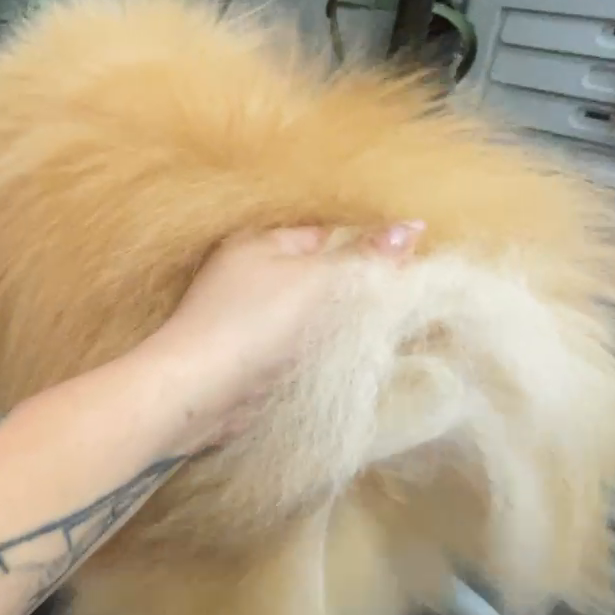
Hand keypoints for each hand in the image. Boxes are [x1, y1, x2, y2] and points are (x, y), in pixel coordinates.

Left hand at [135, 222, 422, 448]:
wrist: (198, 389)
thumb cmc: (254, 322)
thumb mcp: (317, 281)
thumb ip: (363, 258)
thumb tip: (412, 226)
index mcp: (258, 243)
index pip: (325, 234)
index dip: (368, 246)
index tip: (416, 262)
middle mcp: (249, 275)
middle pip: (318, 276)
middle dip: (358, 288)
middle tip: (414, 298)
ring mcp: (247, 318)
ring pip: (309, 314)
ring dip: (342, 323)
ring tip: (395, 326)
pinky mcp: (249, 356)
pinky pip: (296, 346)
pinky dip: (320, 350)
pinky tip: (355, 354)